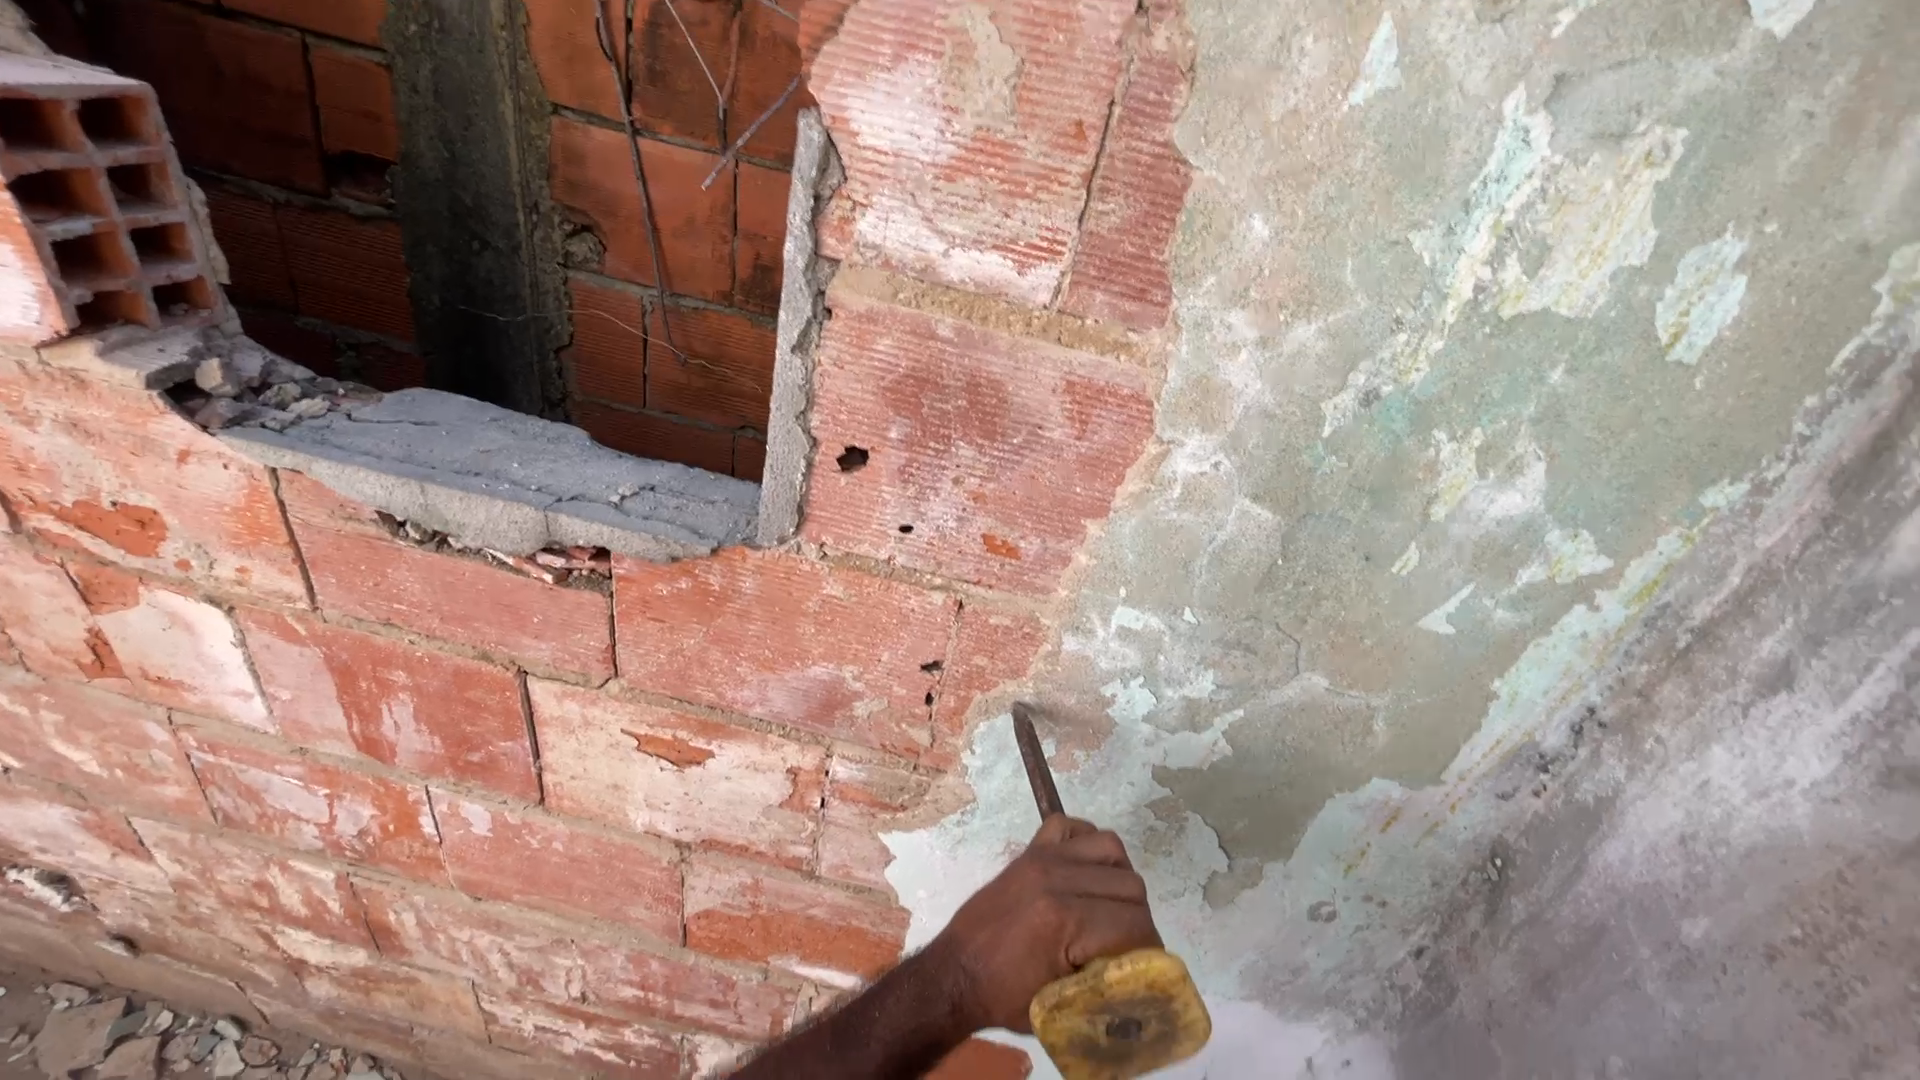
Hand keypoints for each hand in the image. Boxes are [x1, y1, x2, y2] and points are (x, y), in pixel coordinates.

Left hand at [926, 815, 1161, 1034]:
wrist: (954, 973)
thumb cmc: (1005, 997)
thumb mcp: (1063, 1004)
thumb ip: (1107, 981)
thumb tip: (1147, 972)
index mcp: (1064, 919)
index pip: (1136, 923)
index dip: (1149, 949)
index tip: (1144, 967)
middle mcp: (1056, 878)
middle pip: (1130, 885)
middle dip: (1137, 919)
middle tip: (1126, 944)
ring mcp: (1041, 858)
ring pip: (1109, 847)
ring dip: (1118, 878)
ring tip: (1109, 908)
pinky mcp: (1028, 850)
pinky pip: (1068, 825)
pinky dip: (1085, 841)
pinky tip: (1085, 872)